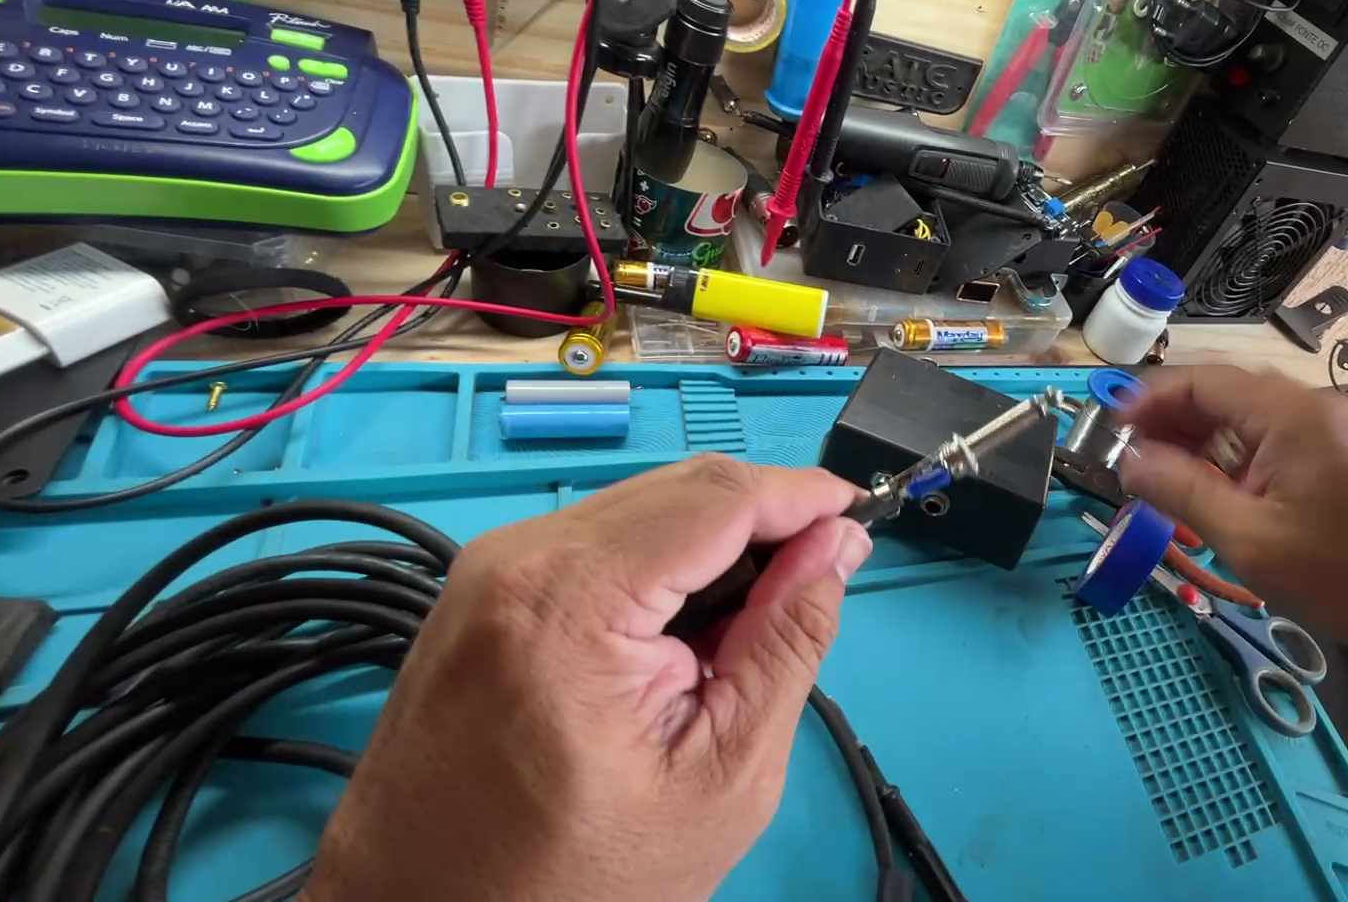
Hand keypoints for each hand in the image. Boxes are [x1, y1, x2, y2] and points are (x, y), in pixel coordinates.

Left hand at [304, 455, 872, 901]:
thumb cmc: (579, 882)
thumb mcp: (726, 771)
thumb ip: (791, 638)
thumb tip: (838, 545)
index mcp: (572, 600)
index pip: (719, 498)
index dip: (802, 494)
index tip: (858, 512)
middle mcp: (521, 556)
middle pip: (686, 487)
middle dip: (770, 513)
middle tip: (823, 564)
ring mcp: (495, 564)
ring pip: (651, 501)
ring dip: (724, 534)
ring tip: (761, 604)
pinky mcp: (489, 583)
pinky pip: (610, 531)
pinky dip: (673, 553)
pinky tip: (695, 614)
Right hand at [1117, 366, 1347, 671]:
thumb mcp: (1253, 542)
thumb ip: (1183, 493)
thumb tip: (1129, 462)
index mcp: (1291, 413)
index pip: (1201, 381)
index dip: (1148, 399)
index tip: (1112, 427)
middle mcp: (1318, 406)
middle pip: (1227, 395)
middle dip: (1174, 424)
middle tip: (1139, 463)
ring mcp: (1345, 429)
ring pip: (1255, 420)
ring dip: (1208, 444)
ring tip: (1177, 483)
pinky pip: (1284, 442)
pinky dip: (1245, 459)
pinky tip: (1233, 495)